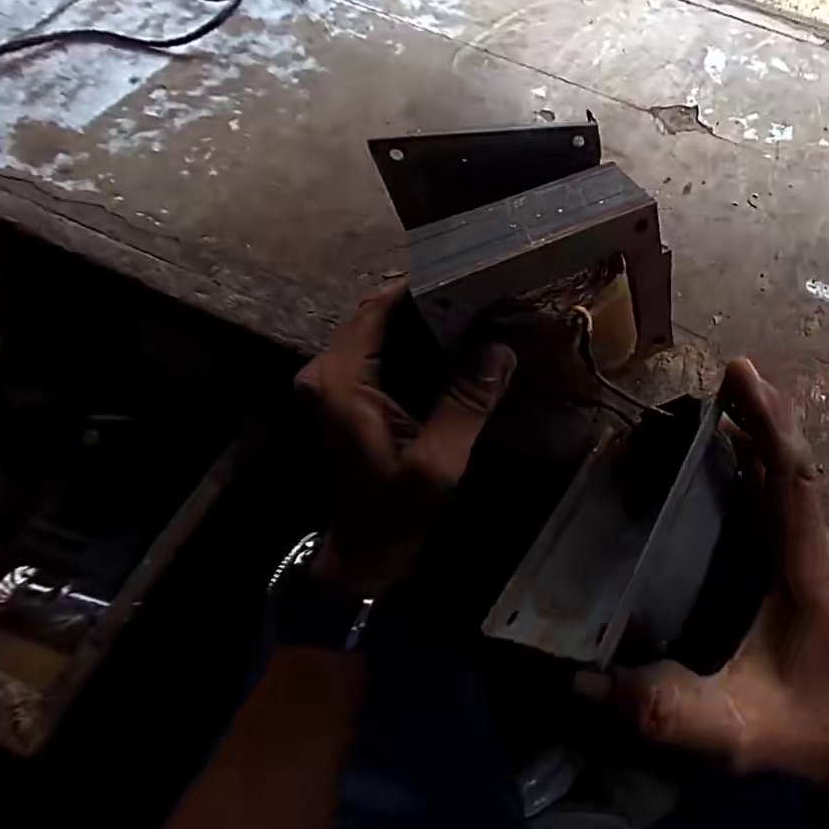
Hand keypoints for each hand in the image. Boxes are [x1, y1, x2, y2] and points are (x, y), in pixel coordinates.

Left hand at [293, 280, 515, 597]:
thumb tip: (499, 349)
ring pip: (384, 329)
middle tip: (487, 295)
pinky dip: (421, 340)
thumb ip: (466, 404)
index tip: (473, 275)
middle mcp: (328, 371)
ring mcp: (336, 382)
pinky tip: (461, 344)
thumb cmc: (396, 511)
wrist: (366, 553)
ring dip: (428, 320)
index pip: (378, 309)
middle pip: (380, 313)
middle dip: (432, 301)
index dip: (423, 287)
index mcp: (340, 381)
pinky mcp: (351, 393)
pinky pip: (386, 349)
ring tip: (481, 312)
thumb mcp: (439, 462)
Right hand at [581, 358, 828, 795]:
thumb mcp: (728, 729)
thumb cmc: (793, 730)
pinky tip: (731, 449)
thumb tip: (578, 679)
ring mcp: (804, 551)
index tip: (741, 379)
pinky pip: (779, 493)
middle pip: (795, 463)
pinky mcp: (793, 559)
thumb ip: (662, 710)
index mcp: (804, 571)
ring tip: (728, 394)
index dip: (770, 426)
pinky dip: (760, 458)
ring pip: (790, 473)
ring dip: (765, 430)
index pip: (794, 481)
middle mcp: (810, 549)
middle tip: (733, 370)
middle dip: (766, 411)